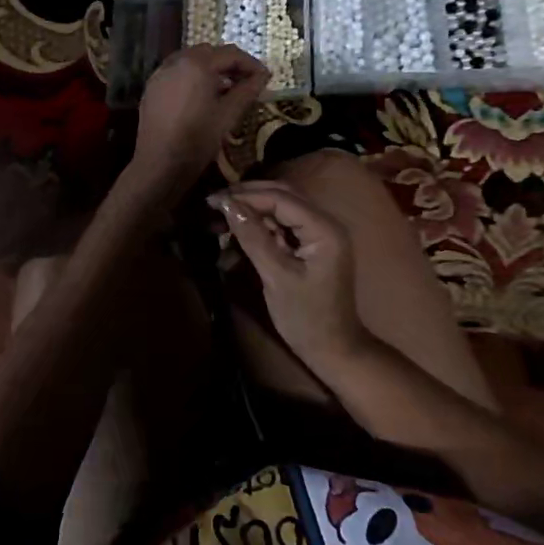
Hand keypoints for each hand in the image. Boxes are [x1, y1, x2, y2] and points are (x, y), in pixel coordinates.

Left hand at [129, 45, 267, 196]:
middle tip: (245, 82)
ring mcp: (159, 75)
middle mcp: (175, 62)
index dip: (250, 64)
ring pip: (189, 61)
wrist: (159, 164)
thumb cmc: (197, 139)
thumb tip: (263, 76)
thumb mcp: (228, 115)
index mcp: (196, 65)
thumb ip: (247, 90)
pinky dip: (191, 77)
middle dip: (229, 64)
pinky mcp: (151, 89)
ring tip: (225, 89)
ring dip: (209, 69)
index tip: (264, 77)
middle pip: (208, 53)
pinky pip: (175, 74)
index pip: (230, 54)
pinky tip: (201, 97)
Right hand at [212, 181, 367, 370]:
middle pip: (281, 197)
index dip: (245, 196)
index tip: (212, 201)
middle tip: (212, 204)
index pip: (281, 198)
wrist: (331, 348)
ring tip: (217, 222)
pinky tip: (233, 241)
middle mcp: (324, 224)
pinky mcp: (307, 247)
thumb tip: (227, 205)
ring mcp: (317, 235)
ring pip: (278, 211)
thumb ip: (253, 237)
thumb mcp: (276, 276)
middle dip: (246, 198)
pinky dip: (256, 230)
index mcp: (324, 229)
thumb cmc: (306, 316)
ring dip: (248, 214)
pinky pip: (279, 229)